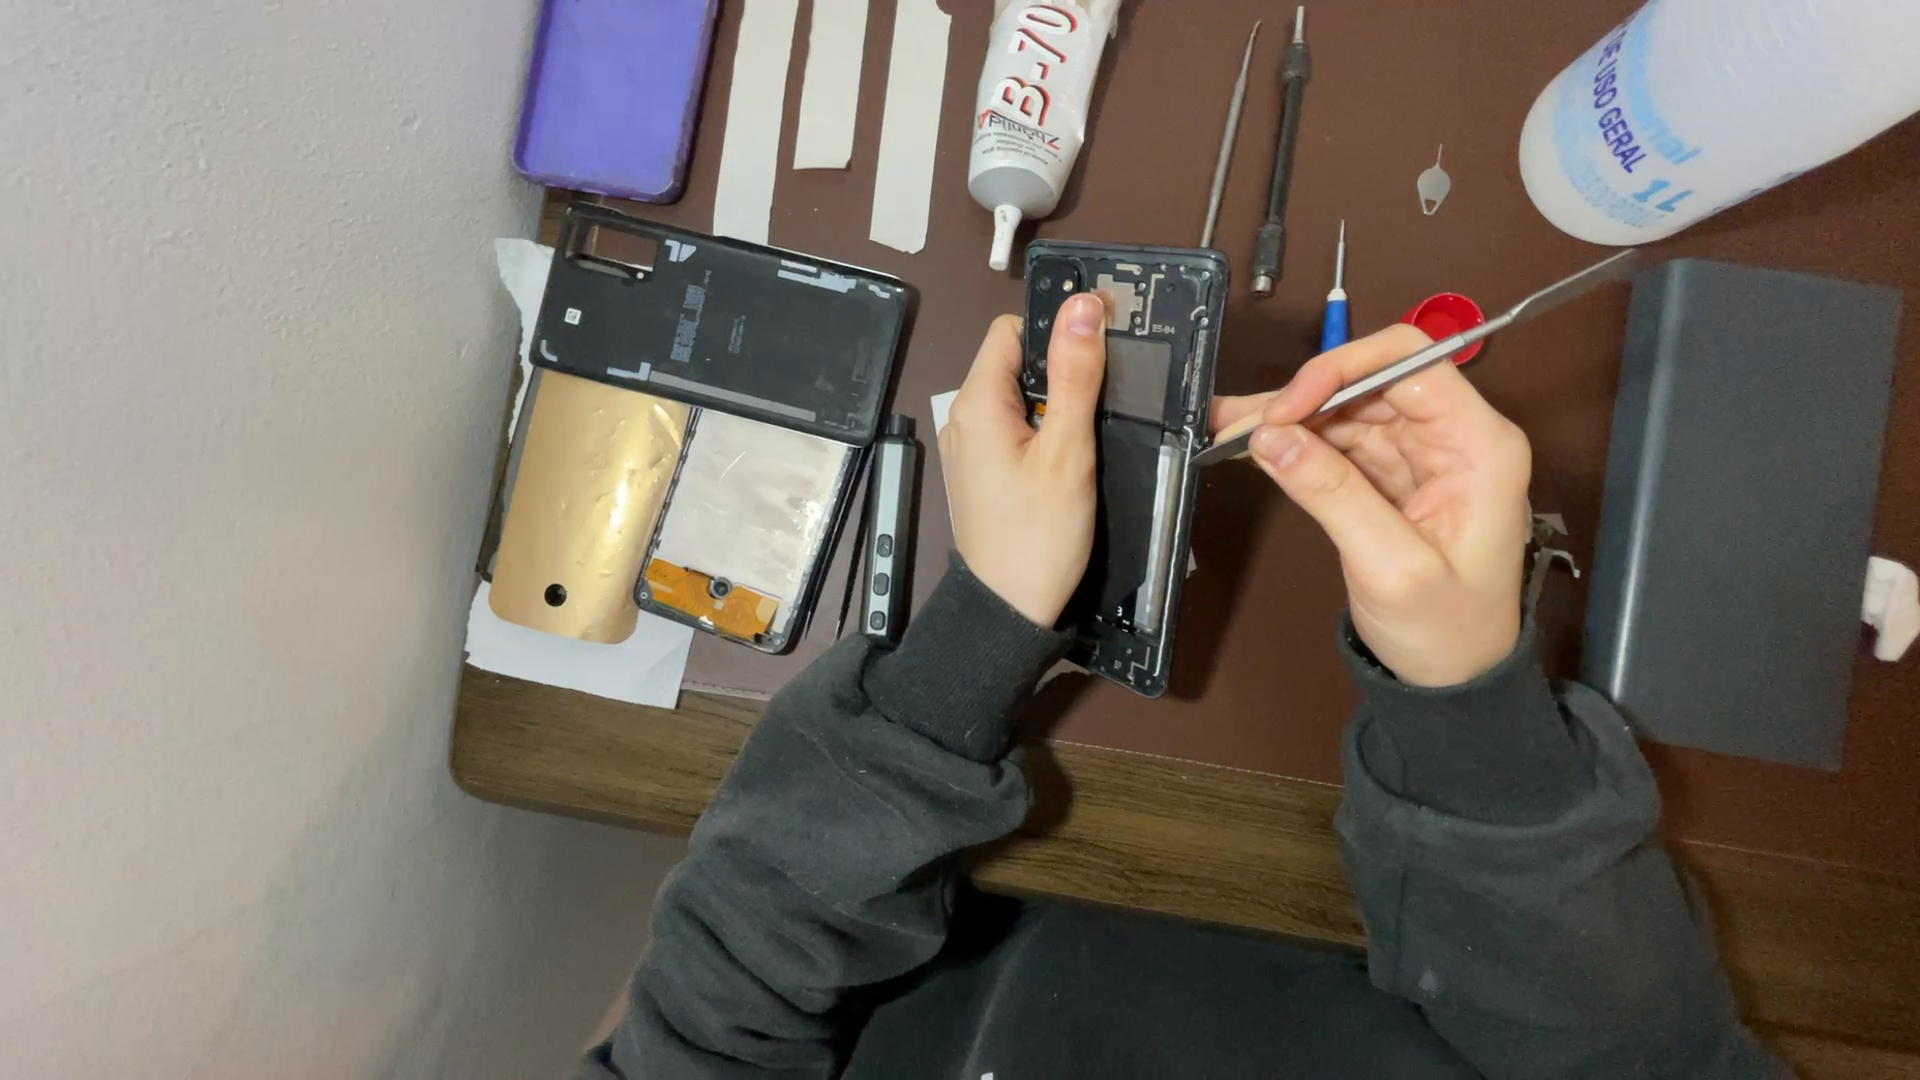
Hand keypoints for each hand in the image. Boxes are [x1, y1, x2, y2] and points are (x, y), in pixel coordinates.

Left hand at [941, 294, 1107, 626]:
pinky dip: (1038, 432)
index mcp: (976, 403)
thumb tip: (1082, 303)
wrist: (1010, 608)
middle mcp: (962, 418)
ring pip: (1015, 398)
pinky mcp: (977, 471)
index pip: (1011, 330)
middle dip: (1058, 371)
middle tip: (1100, 399)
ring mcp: (967, 447)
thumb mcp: (1068, 450)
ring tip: (1083, 434)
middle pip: (1014, 363)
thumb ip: (1076, 374)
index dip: (1054, 330)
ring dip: (1052, 404)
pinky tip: (1064, 457)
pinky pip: (1009, 430)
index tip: (1096, 349)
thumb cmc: (1040, 534)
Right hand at [1212, 325, 1531, 686]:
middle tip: (1233, 428)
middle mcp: (1446, 435)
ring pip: (1340, 408)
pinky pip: (1329, 440)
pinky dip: (1287, 440)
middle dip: (1298, 397)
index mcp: (1476, 445)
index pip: (1410, 364)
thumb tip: (1268, 438)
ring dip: (1282, 418)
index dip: (1340, 371)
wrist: (1452, 673)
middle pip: (1367, 381)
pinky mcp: (1381, 473)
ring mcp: (1412, 453)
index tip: (1281, 411)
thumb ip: (1331, 494)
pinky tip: (1247, 445)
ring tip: (1224, 432)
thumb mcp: (1388, 565)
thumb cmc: (1443, 626)